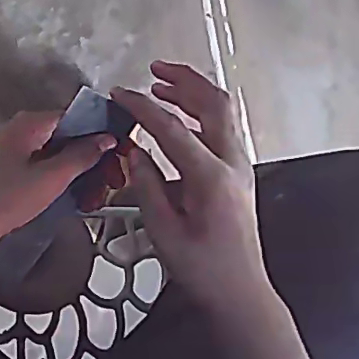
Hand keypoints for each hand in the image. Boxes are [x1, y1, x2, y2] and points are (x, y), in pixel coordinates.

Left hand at [0, 111, 116, 273]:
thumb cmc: (5, 199)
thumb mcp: (51, 177)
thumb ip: (82, 155)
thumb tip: (105, 139)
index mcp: (31, 124)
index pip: (79, 118)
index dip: (104, 135)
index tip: (122, 154)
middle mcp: (24, 132)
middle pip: (72, 137)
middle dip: (96, 161)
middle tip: (113, 183)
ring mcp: (19, 152)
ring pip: (63, 156)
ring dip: (84, 175)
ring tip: (96, 199)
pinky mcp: (16, 171)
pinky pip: (50, 169)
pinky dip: (67, 182)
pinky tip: (80, 201)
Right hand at [111, 62, 269, 310]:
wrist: (239, 289)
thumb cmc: (200, 266)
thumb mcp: (162, 229)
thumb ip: (146, 184)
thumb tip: (133, 151)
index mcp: (210, 178)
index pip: (170, 128)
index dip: (141, 107)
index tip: (118, 94)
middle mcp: (232, 163)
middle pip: (213, 104)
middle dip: (184, 80)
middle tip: (154, 69)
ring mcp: (240, 166)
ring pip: (222, 112)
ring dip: (194, 92)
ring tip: (163, 83)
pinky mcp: (238, 172)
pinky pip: (221, 129)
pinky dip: (199, 112)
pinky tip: (177, 116)